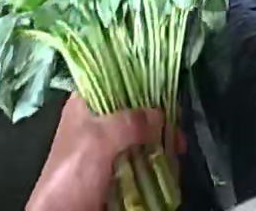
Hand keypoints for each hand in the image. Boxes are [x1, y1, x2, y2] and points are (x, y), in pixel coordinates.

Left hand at [25, 96, 166, 210]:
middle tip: (178, 126)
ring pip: (137, 138)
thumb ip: (129, 122)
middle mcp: (95, 121)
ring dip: (158, 142)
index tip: (163, 86)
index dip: (136, 82)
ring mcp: (105, 149)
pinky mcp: (115, 174)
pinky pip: (139, 162)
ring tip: (180, 147)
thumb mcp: (99, 139)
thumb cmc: (75, 169)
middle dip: (154, 118)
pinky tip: (172, 166)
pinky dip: (155, 163)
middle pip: (130, 112)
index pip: (112, 81)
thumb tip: (160, 114)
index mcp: (84, 103)